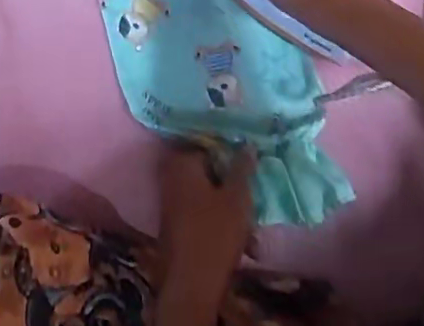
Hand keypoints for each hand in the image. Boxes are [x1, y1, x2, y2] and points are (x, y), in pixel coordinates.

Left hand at [157, 141, 253, 322]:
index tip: (249, 165)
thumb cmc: (215, 233)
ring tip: (253, 237)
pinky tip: (244, 247)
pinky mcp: (174, 218)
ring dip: (232, 212)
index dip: (231, 153)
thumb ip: (242, 168)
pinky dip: (220, 223)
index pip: (208, 143)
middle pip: (209, 170)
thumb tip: (247, 143)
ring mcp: (170, 196)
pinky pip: (201, 211)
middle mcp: (171, 172)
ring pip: (208, 194)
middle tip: (254, 205)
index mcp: (181, 160)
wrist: (190, 281)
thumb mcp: (236, 198)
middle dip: (234, 188)